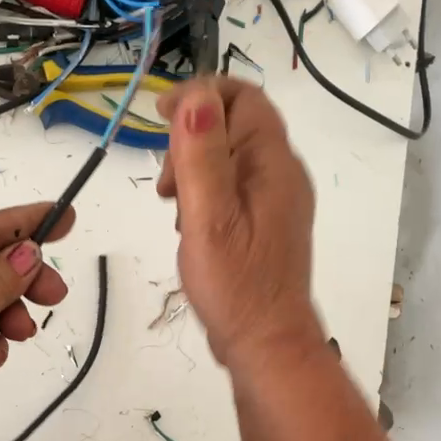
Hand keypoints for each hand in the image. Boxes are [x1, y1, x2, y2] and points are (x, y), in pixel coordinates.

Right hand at [156, 78, 325, 369]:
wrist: (265, 343)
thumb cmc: (235, 286)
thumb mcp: (210, 219)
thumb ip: (201, 157)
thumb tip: (195, 98)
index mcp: (273, 164)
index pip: (242, 98)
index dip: (199, 96)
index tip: (158, 116)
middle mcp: (282, 175)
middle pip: (235, 125)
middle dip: (192, 140)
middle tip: (166, 187)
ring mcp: (276, 202)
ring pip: (231, 159)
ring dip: (194, 172)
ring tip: (176, 212)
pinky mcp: (265, 226)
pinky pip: (233, 190)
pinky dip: (206, 196)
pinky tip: (191, 228)